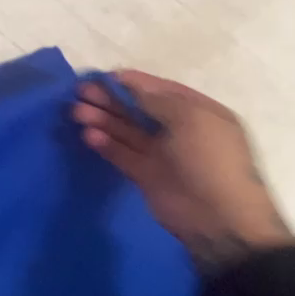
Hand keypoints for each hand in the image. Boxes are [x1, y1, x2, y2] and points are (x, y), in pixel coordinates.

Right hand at [71, 70, 294, 271]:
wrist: (217, 217)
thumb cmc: (209, 159)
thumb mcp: (189, 118)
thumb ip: (155, 98)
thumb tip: (127, 81)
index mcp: (198, 112)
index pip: (160, 90)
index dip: (132, 82)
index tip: (102, 77)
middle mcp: (179, 129)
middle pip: (138, 109)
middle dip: (111, 99)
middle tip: (80, 93)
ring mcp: (162, 153)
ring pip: (127, 131)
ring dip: (103, 120)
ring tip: (77, 113)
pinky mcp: (146, 175)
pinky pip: (122, 154)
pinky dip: (106, 144)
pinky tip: (88, 136)